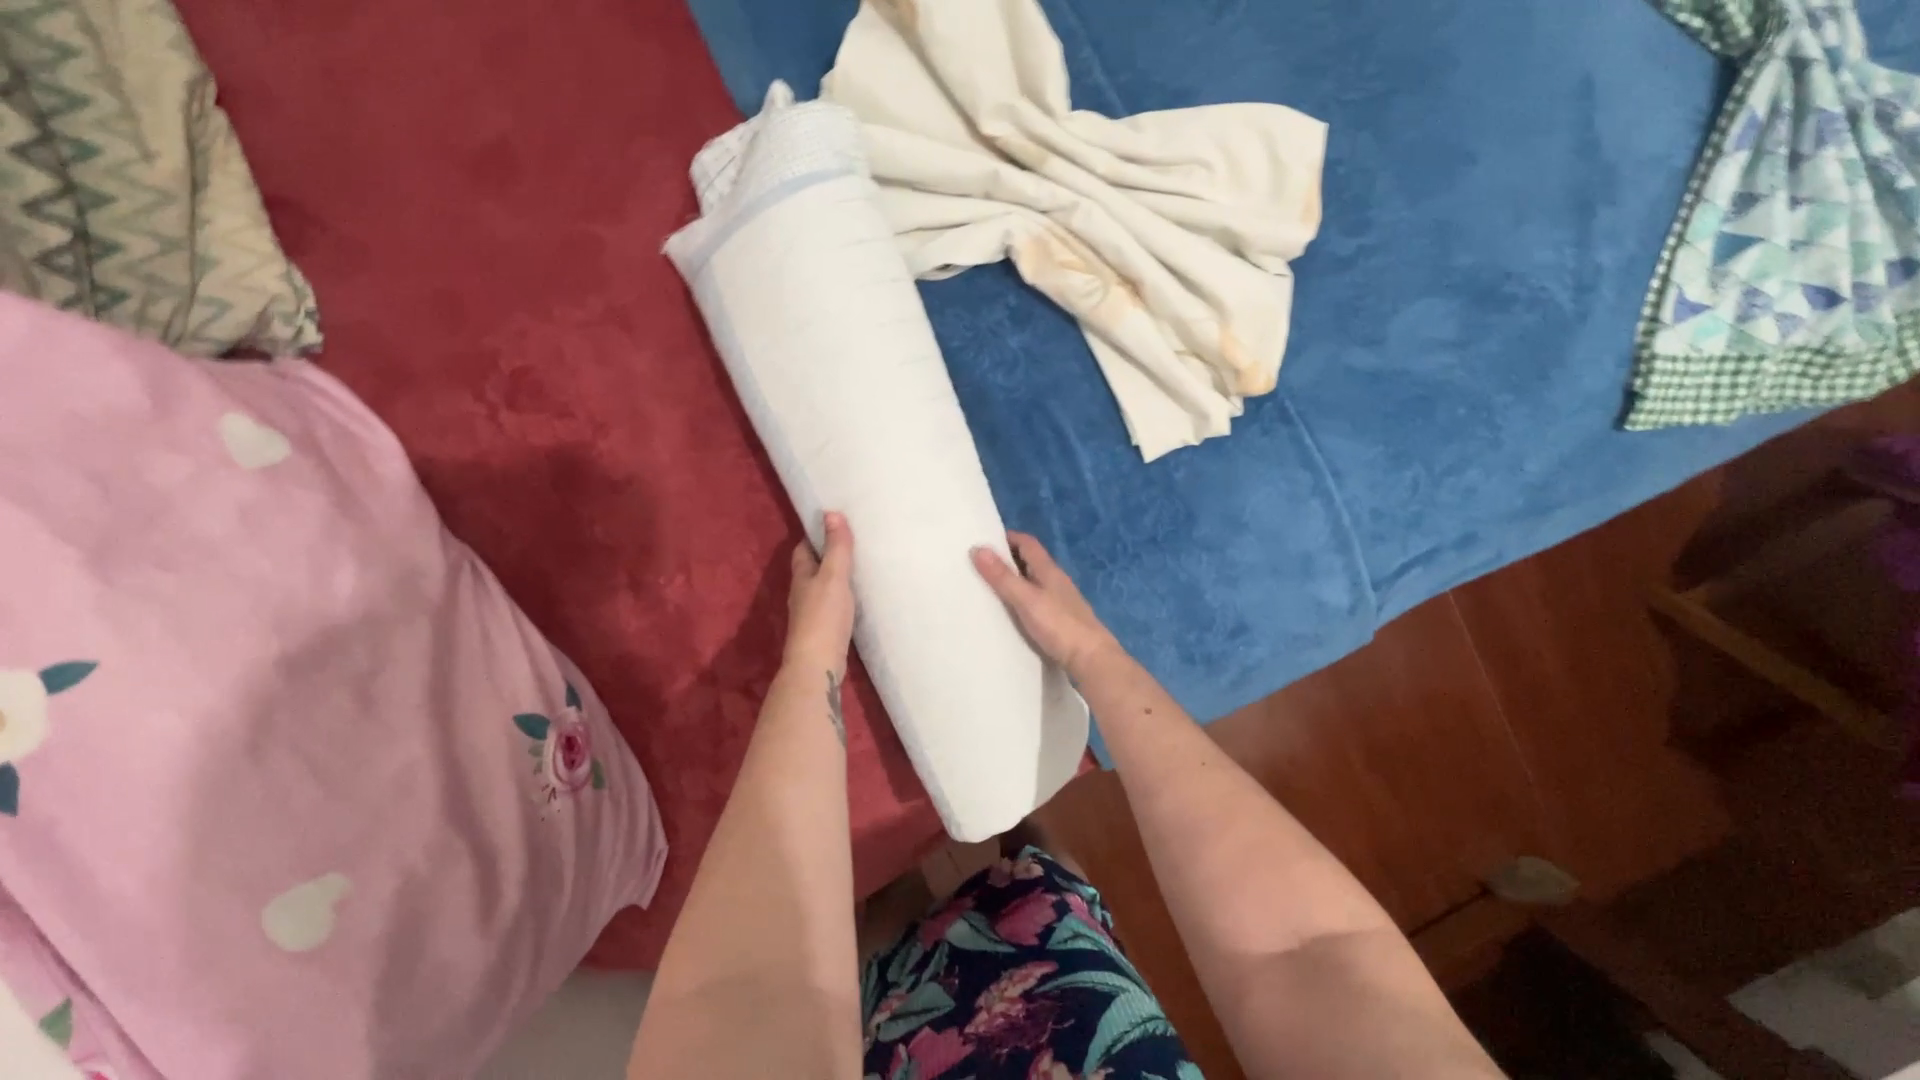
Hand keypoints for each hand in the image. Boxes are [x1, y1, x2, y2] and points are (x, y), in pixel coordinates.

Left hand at [784, 511, 854, 674]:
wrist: (817, 664)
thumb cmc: (824, 616)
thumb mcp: (833, 576)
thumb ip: (836, 547)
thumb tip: (830, 512)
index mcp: (801, 575)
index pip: (804, 548)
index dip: (815, 535)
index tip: (834, 524)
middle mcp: (802, 592)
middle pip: (812, 568)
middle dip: (826, 555)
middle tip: (851, 542)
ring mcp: (811, 613)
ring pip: (821, 587)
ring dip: (835, 577)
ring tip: (858, 567)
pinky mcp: (822, 630)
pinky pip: (831, 605)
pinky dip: (841, 597)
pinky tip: (856, 598)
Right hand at [971, 531, 1121, 676]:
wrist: (1091, 658)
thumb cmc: (1059, 625)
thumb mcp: (1026, 599)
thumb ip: (1003, 577)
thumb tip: (978, 548)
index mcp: (1049, 570)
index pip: (1027, 543)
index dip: (1007, 537)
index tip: (984, 541)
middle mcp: (1056, 581)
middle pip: (1030, 561)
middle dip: (1007, 559)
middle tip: (980, 565)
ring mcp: (1060, 601)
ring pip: (1034, 582)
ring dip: (1014, 580)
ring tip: (990, 589)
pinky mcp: (1061, 619)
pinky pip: (1037, 601)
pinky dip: (1022, 600)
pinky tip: (1011, 613)